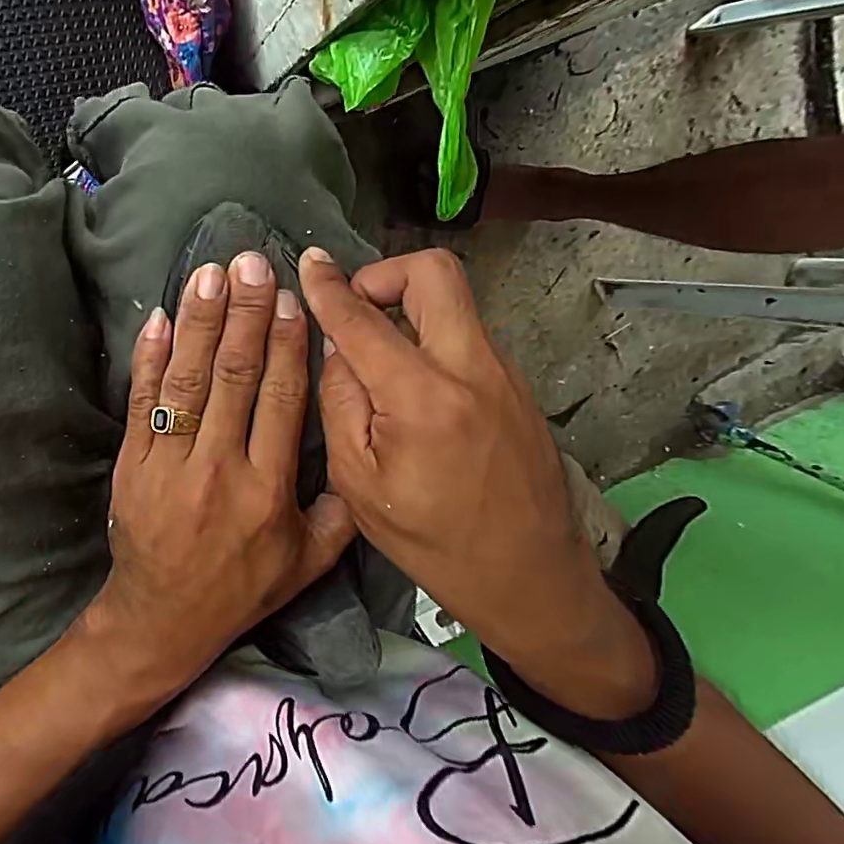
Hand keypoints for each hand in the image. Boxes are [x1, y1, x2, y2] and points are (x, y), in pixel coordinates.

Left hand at [85, 251, 357, 691]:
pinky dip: (149, 359)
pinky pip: (142, 404)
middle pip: (233, 377)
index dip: (286, 343)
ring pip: (187, 381)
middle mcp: (219, 468)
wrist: (162, 619)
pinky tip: (159, 318)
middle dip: (243, 314)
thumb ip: (339, 513)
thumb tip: (357, 455)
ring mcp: (169, 463)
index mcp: (268, 489)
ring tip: (209, 274)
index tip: (288, 297)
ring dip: (198, 322)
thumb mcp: (306, 565)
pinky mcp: (131, 464)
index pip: (281, 399)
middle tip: (250, 261)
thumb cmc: (239, 588)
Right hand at [299, 248, 653, 715]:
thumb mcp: (358, 484)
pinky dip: (429, 338)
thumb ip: (340, 403)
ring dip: (407, 308)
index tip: (310, 263)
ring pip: (453, 302)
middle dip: (384, 273)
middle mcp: (472, 370)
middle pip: (434, 272)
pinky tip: (412, 386)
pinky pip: (465, 335)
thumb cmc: (433, 543)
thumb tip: (339, 349)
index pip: (364, 319)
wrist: (532, 580)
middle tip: (355, 309)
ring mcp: (505, 374)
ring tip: (377, 355)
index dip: (328, 286)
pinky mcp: (518, 386)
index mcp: (423, 399)